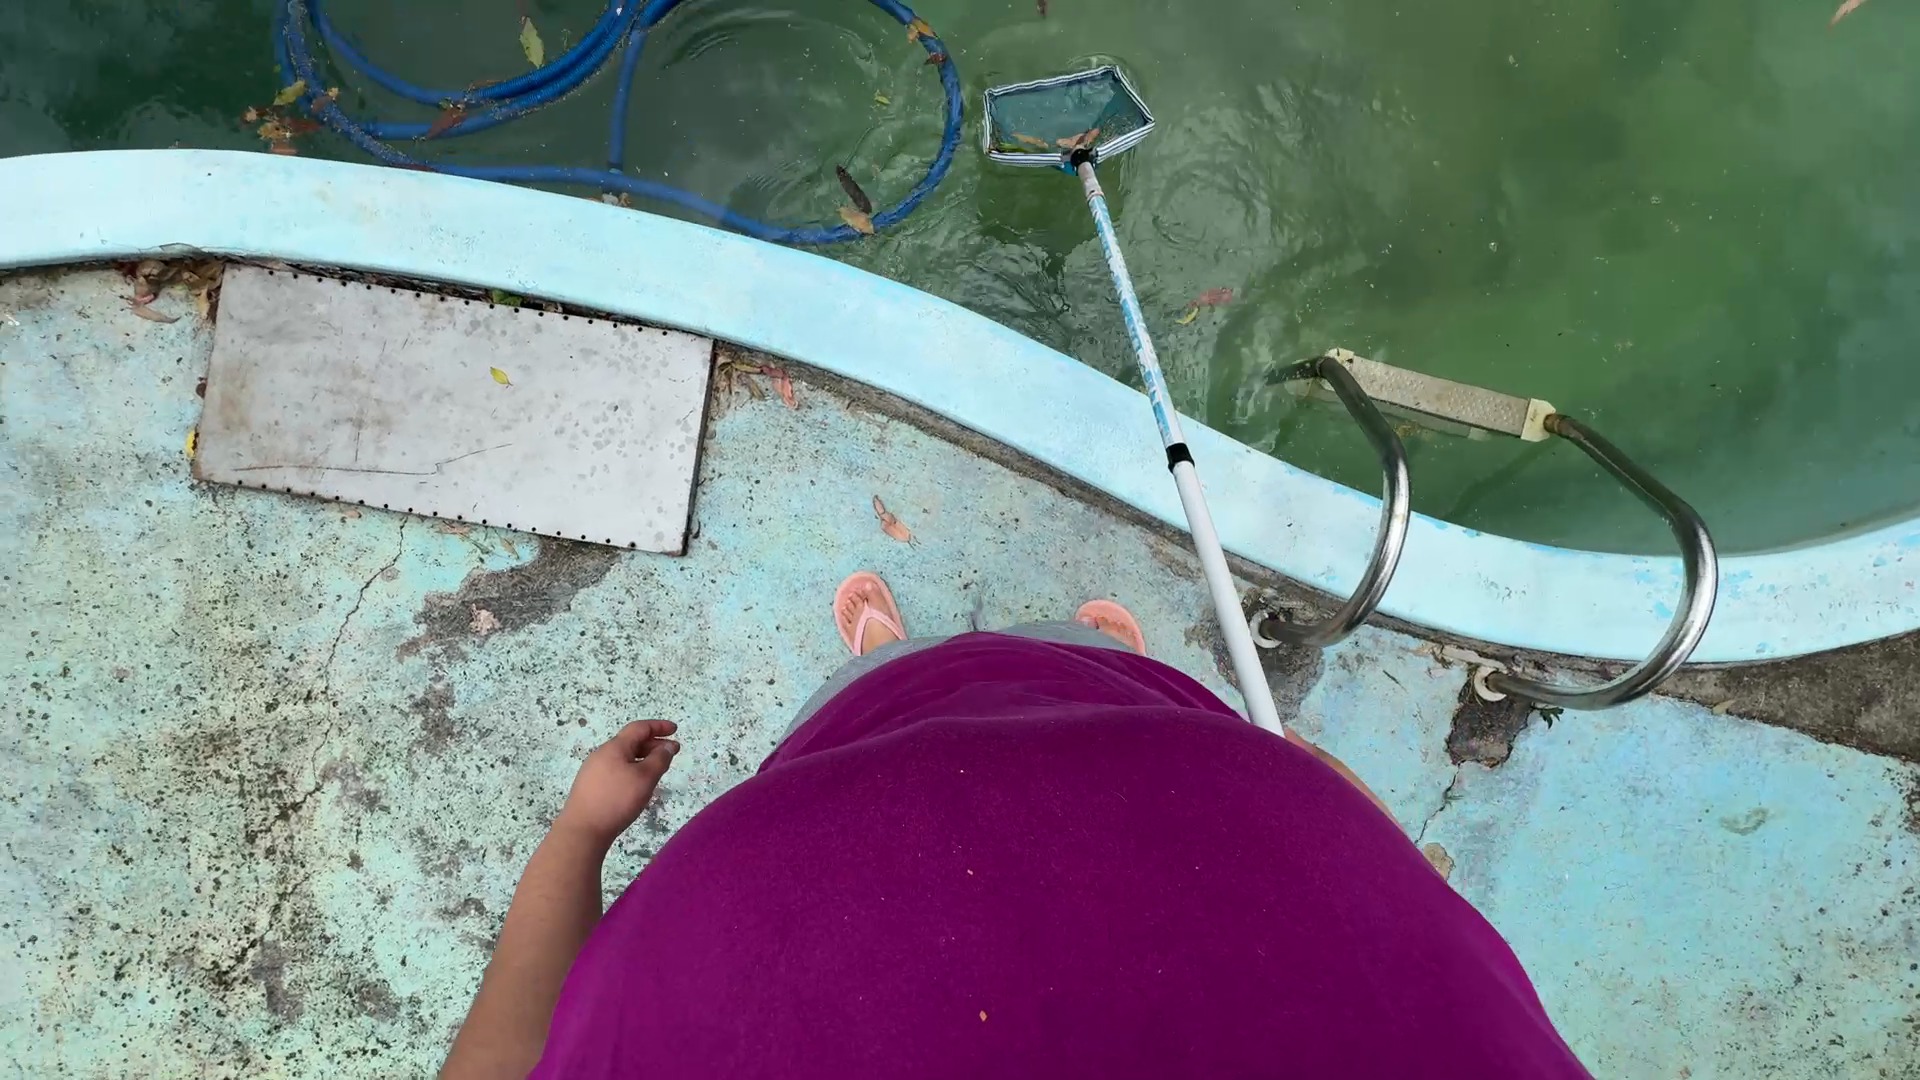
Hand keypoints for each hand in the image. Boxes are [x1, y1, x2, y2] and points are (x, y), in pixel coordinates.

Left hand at [554, 720, 678, 848]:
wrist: (582, 831)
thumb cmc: (617, 800)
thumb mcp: (645, 778)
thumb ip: (659, 759)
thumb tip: (667, 747)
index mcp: (614, 748)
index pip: (639, 728)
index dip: (659, 726)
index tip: (675, 730)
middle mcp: (601, 755)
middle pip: (631, 742)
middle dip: (654, 744)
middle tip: (672, 752)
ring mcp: (593, 771)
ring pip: (624, 757)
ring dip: (644, 758)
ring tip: (658, 769)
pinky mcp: (590, 787)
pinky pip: (616, 769)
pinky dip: (632, 769)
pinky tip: (638, 784)